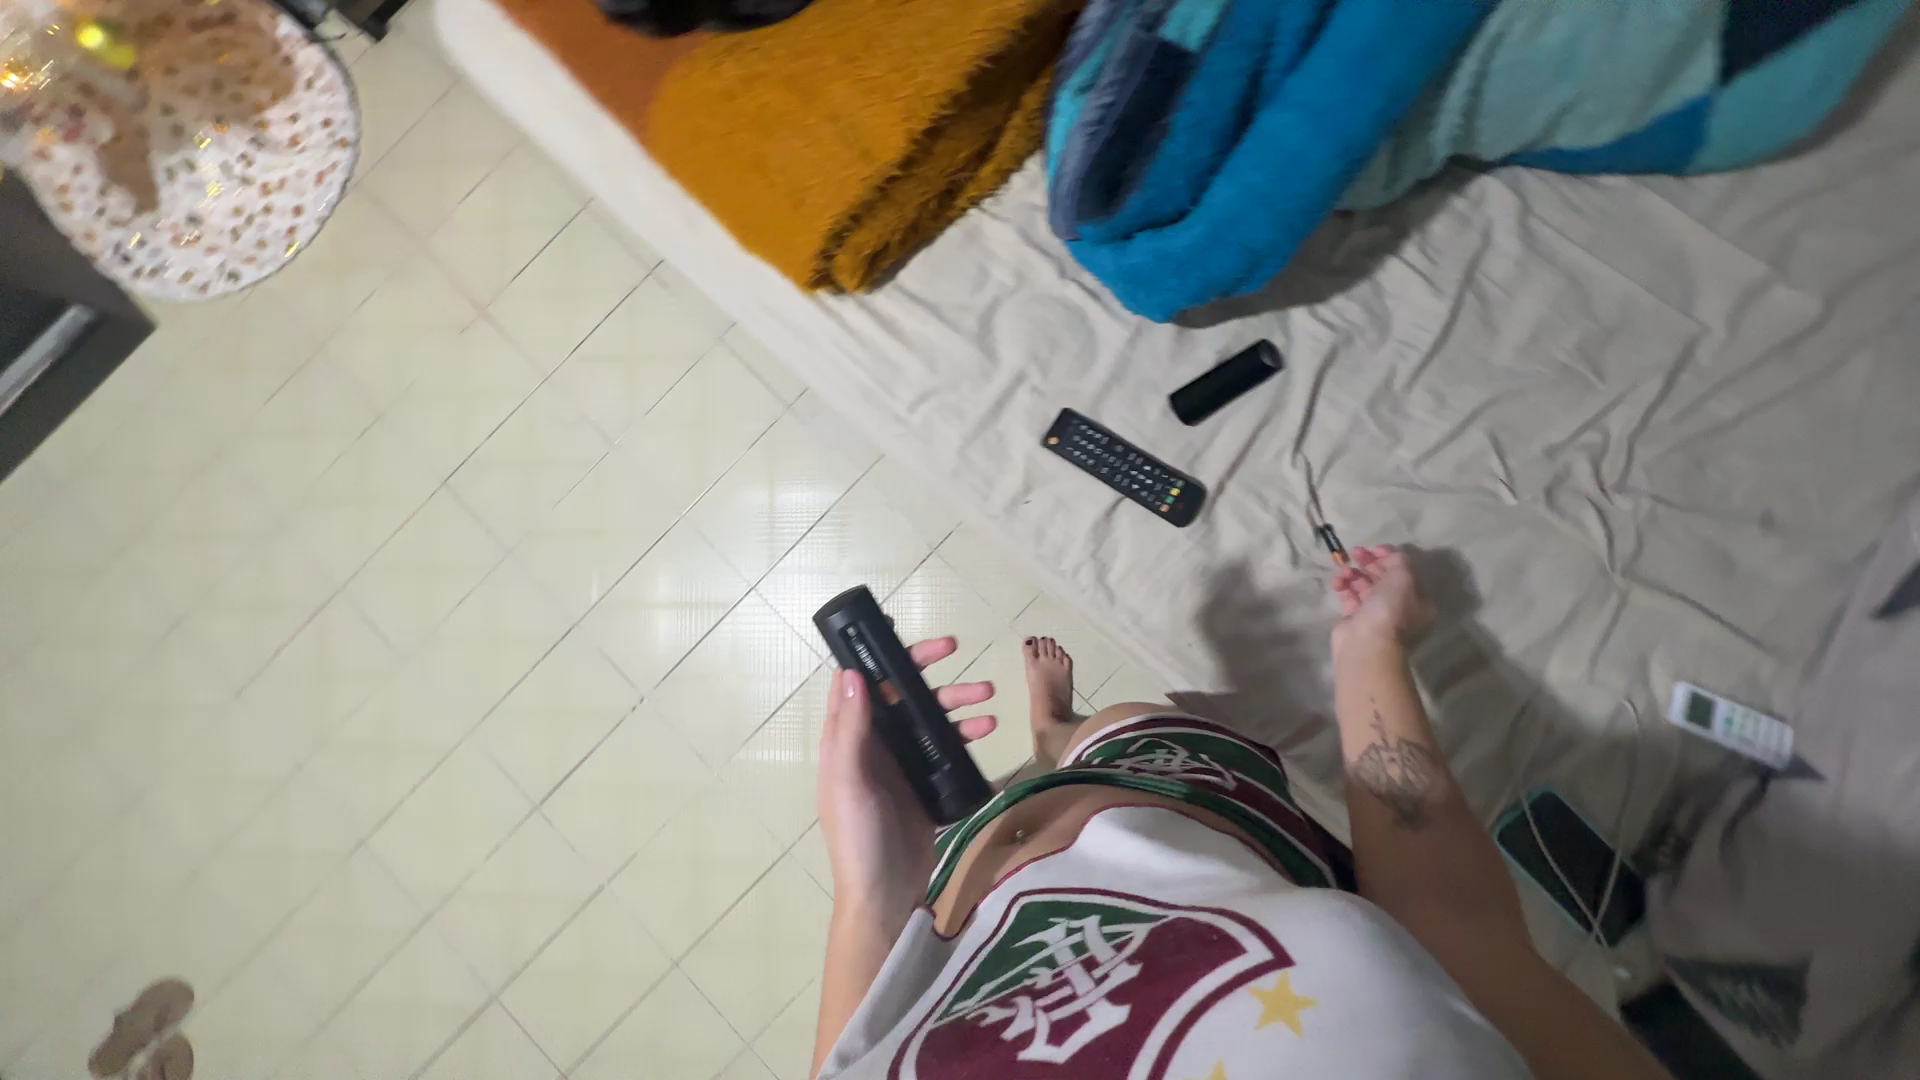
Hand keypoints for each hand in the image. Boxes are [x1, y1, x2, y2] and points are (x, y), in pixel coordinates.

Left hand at [817, 637, 995, 916]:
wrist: (888, 894)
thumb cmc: (858, 837)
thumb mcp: (849, 782)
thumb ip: (851, 731)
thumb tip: (853, 672)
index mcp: (849, 738)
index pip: (859, 682)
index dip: (876, 654)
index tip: (898, 629)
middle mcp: (876, 742)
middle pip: (901, 693)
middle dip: (925, 668)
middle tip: (953, 646)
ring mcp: (903, 761)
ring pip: (930, 716)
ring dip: (956, 701)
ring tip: (987, 697)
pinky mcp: (927, 780)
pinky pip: (949, 747)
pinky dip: (967, 735)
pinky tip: (988, 732)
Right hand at [1331, 545, 1435, 652]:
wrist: (1367, 643)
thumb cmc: (1391, 609)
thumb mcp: (1403, 578)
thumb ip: (1399, 560)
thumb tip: (1388, 553)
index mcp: (1418, 599)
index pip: (1405, 572)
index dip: (1390, 557)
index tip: (1374, 548)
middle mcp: (1400, 606)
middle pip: (1384, 578)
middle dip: (1370, 563)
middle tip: (1355, 552)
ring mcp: (1377, 613)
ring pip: (1365, 586)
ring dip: (1354, 574)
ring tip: (1344, 570)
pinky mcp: (1356, 618)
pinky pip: (1350, 596)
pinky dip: (1344, 586)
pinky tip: (1337, 582)